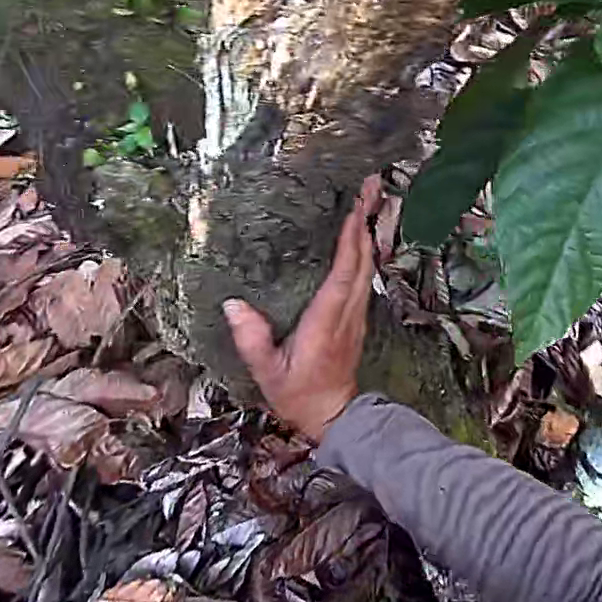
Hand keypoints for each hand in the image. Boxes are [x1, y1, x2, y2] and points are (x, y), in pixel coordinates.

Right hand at [224, 175, 382, 441]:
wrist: (333, 415)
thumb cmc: (297, 394)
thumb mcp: (267, 374)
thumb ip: (251, 340)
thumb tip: (232, 304)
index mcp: (326, 323)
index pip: (342, 275)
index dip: (349, 242)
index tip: (352, 209)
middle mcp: (348, 313)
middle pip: (362, 261)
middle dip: (365, 222)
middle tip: (368, 186)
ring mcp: (357, 314)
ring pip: (367, 266)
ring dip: (367, 232)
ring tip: (366, 199)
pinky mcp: (357, 315)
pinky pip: (363, 275)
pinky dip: (363, 250)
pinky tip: (359, 233)